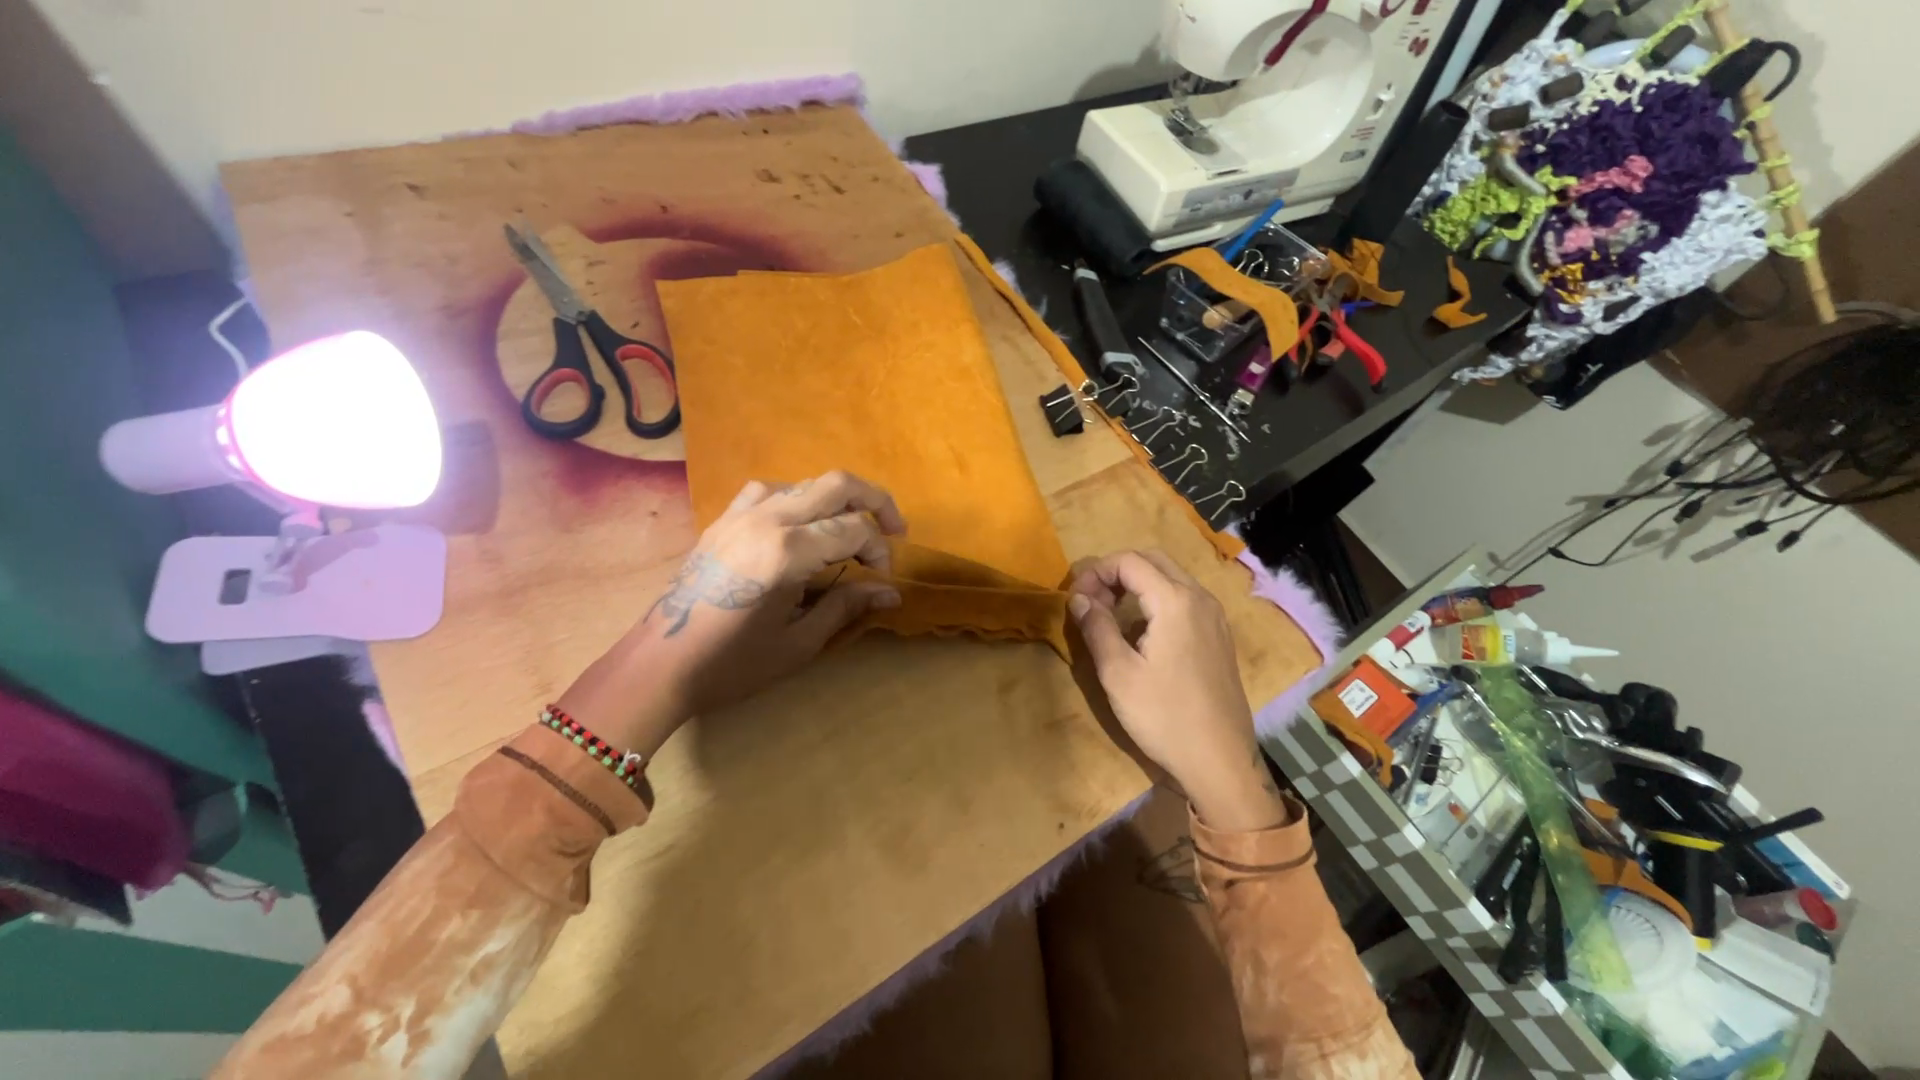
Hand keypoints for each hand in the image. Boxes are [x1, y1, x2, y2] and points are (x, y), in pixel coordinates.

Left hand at [558, 471, 906, 755]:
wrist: (660, 664)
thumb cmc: (732, 663)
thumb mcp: (798, 643)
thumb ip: (845, 607)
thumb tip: (891, 592)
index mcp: (788, 551)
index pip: (854, 529)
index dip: (880, 550)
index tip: (883, 579)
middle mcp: (767, 518)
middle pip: (836, 484)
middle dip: (875, 501)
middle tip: (894, 530)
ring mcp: (741, 514)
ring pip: (804, 482)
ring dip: (836, 500)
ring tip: (850, 531)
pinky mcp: (723, 520)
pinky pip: (770, 490)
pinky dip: (798, 500)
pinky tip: (801, 526)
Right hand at [1068, 550, 1289, 831]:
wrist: (1220, 761)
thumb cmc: (1164, 717)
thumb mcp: (1118, 674)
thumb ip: (1097, 628)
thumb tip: (1079, 599)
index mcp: (1175, 601)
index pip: (1129, 561)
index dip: (1096, 572)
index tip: (1076, 601)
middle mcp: (1200, 598)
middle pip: (1153, 561)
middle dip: (1117, 573)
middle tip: (1092, 602)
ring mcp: (1215, 617)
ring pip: (1171, 578)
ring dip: (1137, 585)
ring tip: (1110, 616)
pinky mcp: (1219, 636)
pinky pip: (1184, 599)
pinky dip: (1157, 600)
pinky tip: (1140, 633)